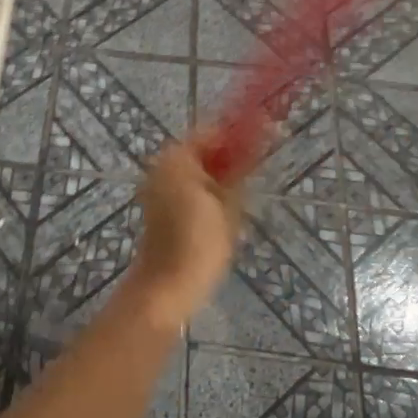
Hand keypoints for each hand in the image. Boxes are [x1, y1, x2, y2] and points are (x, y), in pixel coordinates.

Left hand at [129, 133, 250, 329]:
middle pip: (199, 151)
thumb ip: (239, 173)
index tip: (262, 134)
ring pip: (191, 171)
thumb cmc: (201, 241)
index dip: (237, 134)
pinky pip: (184, 187)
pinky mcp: (155, 207)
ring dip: (215, 174)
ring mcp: (154, 186)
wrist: (168, 284)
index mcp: (177, 158)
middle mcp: (161, 166)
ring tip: (243, 188)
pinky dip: (203, 190)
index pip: (211, 133)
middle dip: (226, 156)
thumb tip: (251, 151)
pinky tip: (223, 205)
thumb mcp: (229, 205)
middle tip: (255, 165)